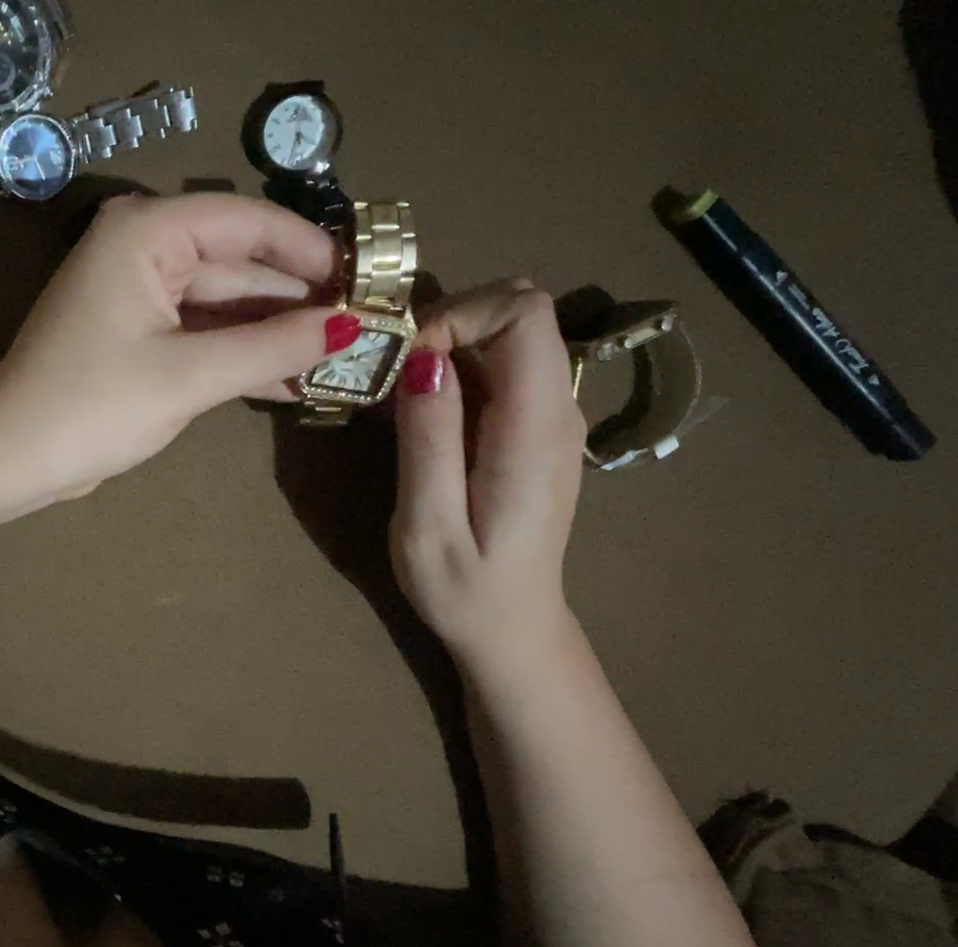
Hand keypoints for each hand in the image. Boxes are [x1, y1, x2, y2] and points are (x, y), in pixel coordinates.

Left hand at [0, 192, 352, 533]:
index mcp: (148, 232)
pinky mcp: (142, 337)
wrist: (13, 458)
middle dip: (302, 297)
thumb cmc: (92, 407)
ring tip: (346, 357)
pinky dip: (246, 356)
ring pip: (229, 304)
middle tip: (369, 325)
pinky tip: (299, 379)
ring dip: (280, 332)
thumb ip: (272, 346)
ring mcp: (143, 295)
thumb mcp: (189, 376)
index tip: (370, 280)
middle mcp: (146, 249)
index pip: (249, 222)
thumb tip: (348, 326)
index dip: (313, 250)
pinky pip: (207, 334)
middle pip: (242, 263)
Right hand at [387, 280, 586, 658]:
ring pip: (513, 332)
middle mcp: (558, 408)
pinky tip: (425, 412)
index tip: (409, 361)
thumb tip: (423, 360)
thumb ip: (428, 439)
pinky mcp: (536, 426)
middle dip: (452, 319)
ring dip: (451, 343)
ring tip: (402, 395)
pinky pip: (505, 366)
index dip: (460, 315)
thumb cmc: (463, 587)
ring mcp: (553, 415)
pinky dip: (460, 367)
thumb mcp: (427, 524)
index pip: (525, 314)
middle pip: (523, 308)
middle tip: (399, 371)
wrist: (511, 626)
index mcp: (534, 430)